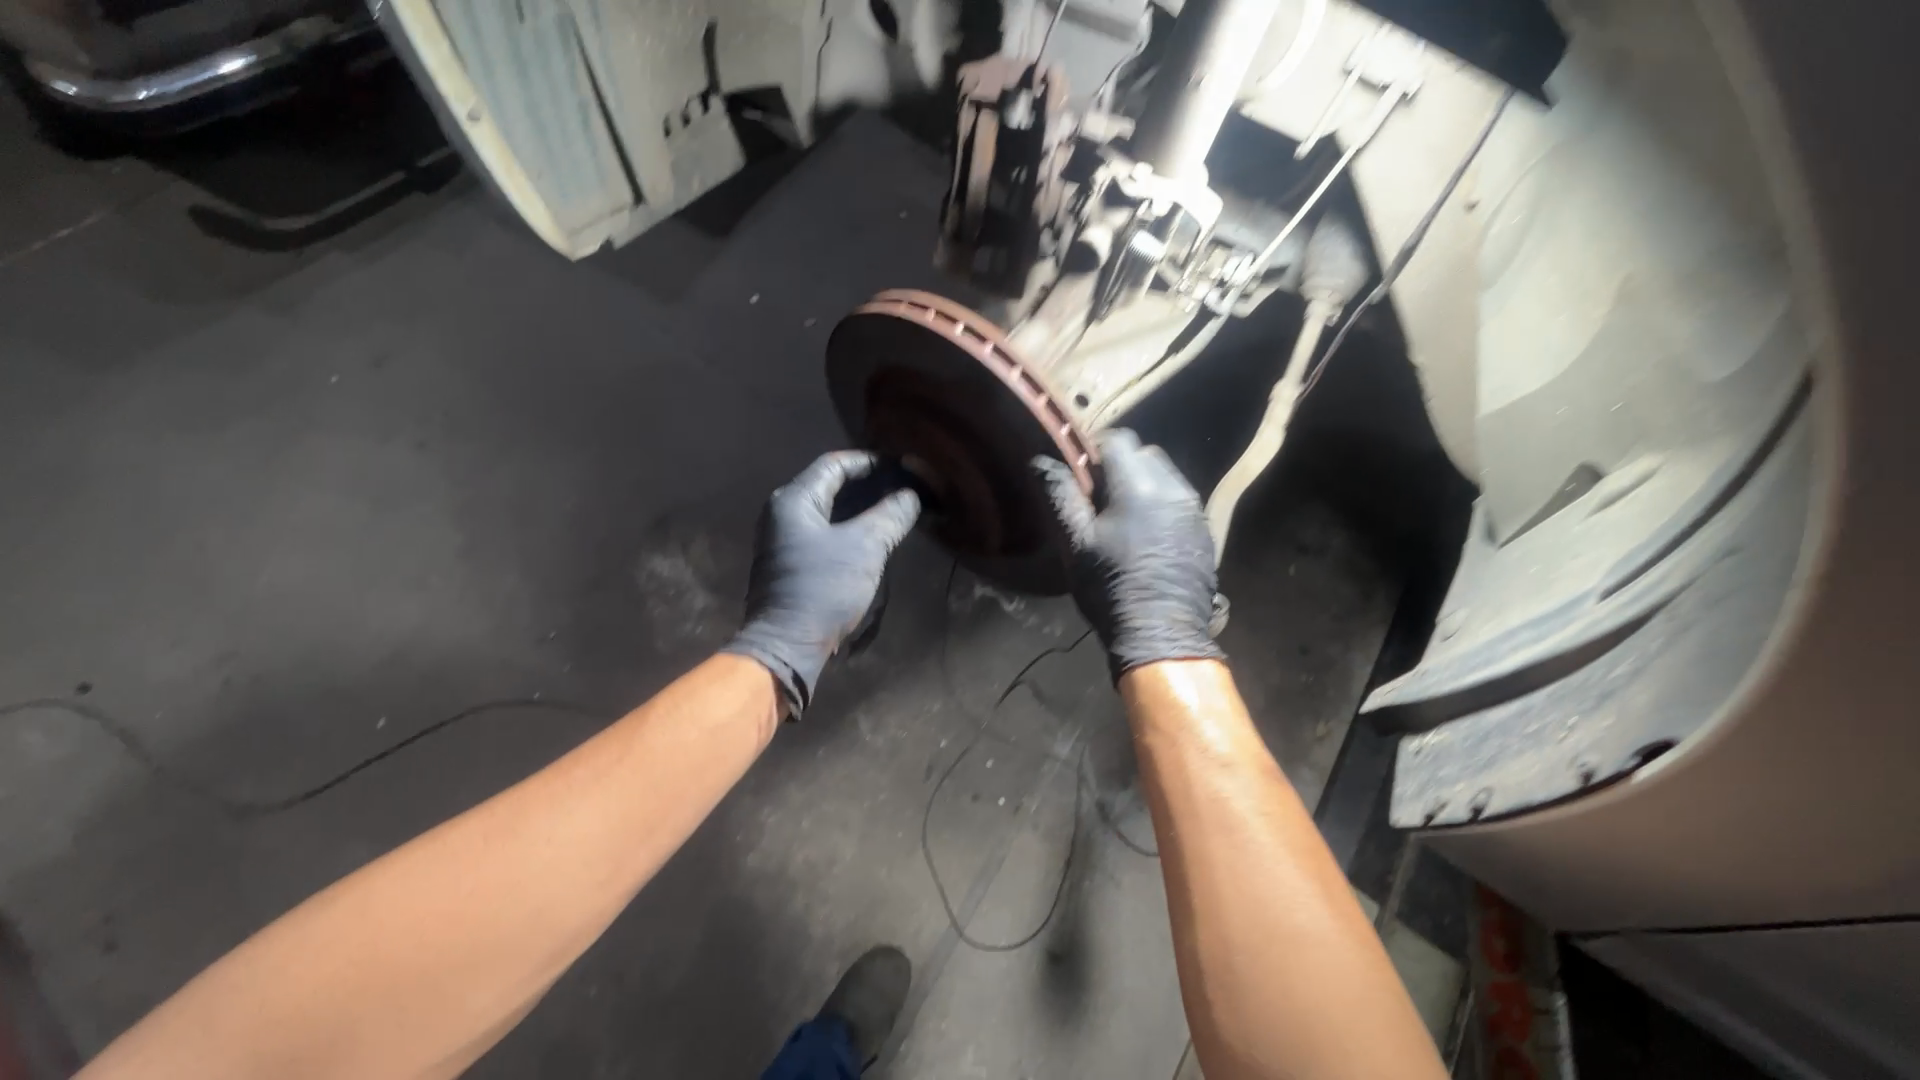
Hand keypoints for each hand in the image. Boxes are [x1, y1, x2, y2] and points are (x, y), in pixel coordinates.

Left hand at [724, 451, 921, 715]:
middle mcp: (783, 512)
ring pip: (830, 511)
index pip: (836, 464)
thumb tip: (912, 495)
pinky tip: (875, 537)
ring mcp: (785, 539)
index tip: (905, 467)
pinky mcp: (792, 563)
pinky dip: (851, 529)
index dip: (872, 462)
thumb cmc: (822, 590)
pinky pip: (825, 533)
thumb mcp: (865, 548)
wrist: (787, 645)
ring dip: (862, 509)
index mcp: (794, 499)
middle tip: (906, 488)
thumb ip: (890, 515)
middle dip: (870, 485)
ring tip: (897, 510)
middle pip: (831, 486)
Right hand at [1033, 429, 1223, 679]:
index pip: (1118, 439)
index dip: (1094, 450)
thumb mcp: (1075, 543)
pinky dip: (1161, 505)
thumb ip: (1060, 495)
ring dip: (1142, 484)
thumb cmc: (1110, 588)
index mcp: (1138, 486)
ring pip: (1166, 475)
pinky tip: (1146, 537)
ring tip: (1123, 519)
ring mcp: (1194, 510)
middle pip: (1145, 453)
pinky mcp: (1204, 531)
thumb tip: (1040, 459)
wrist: (1161, 634)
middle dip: (1120, 465)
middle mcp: (1173, 488)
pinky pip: (1180, 500)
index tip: (1080, 477)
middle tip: (1098, 499)